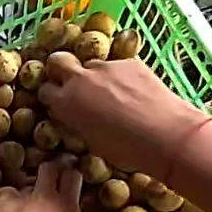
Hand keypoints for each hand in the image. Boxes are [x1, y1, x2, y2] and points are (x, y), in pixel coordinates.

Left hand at [0, 160, 83, 211]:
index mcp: (66, 210)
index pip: (73, 179)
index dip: (73, 177)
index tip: (72, 181)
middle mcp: (41, 199)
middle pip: (48, 170)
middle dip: (51, 173)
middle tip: (52, 184)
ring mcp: (15, 202)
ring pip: (20, 187)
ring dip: (23, 197)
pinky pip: (0, 203)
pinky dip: (2, 210)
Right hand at [43, 54, 209, 179]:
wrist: (166, 135)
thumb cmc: (127, 150)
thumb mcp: (92, 143)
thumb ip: (78, 124)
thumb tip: (77, 119)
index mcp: (65, 103)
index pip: (45, 90)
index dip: (52, 96)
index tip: (60, 103)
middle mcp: (80, 79)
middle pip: (58, 61)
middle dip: (61, 69)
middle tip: (73, 83)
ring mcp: (106, 67)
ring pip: (92, 64)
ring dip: (96, 75)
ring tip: (113, 92)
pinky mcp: (129, 61)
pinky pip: (118, 66)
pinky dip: (122, 76)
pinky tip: (136, 91)